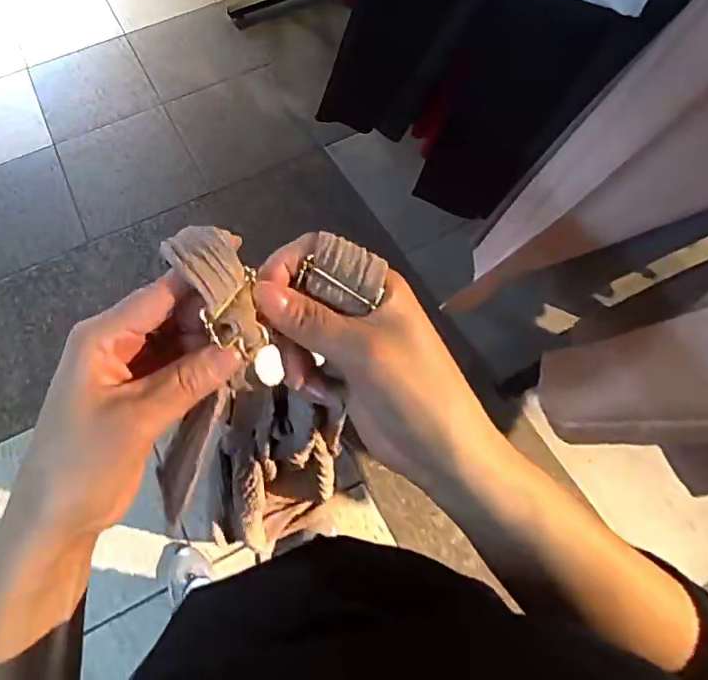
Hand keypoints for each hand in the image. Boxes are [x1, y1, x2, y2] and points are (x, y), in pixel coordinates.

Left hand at [5, 273, 242, 543]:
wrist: (52, 520)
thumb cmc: (83, 464)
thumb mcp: (136, 420)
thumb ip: (186, 381)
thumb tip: (237, 348)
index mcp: (102, 335)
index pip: (157, 293)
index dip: (197, 274)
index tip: (238, 254)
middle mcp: (113, 340)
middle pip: (168, 312)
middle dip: (209, 310)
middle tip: (257, 311)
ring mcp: (124, 365)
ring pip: (173, 338)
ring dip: (207, 338)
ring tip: (252, 335)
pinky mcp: (135, 389)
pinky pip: (172, 364)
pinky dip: (197, 364)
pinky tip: (229, 363)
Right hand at [253, 234, 507, 500]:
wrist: (447, 456)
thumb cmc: (414, 390)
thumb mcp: (361, 350)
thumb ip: (308, 319)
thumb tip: (259, 290)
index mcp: (371, 282)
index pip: (315, 251)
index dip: (285, 266)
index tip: (264, 297)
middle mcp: (357, 300)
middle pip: (299, 289)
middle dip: (285, 321)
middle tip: (282, 351)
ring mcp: (349, 333)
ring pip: (296, 324)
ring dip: (292, 352)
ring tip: (304, 382)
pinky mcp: (342, 365)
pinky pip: (304, 355)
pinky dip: (304, 373)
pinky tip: (321, 394)